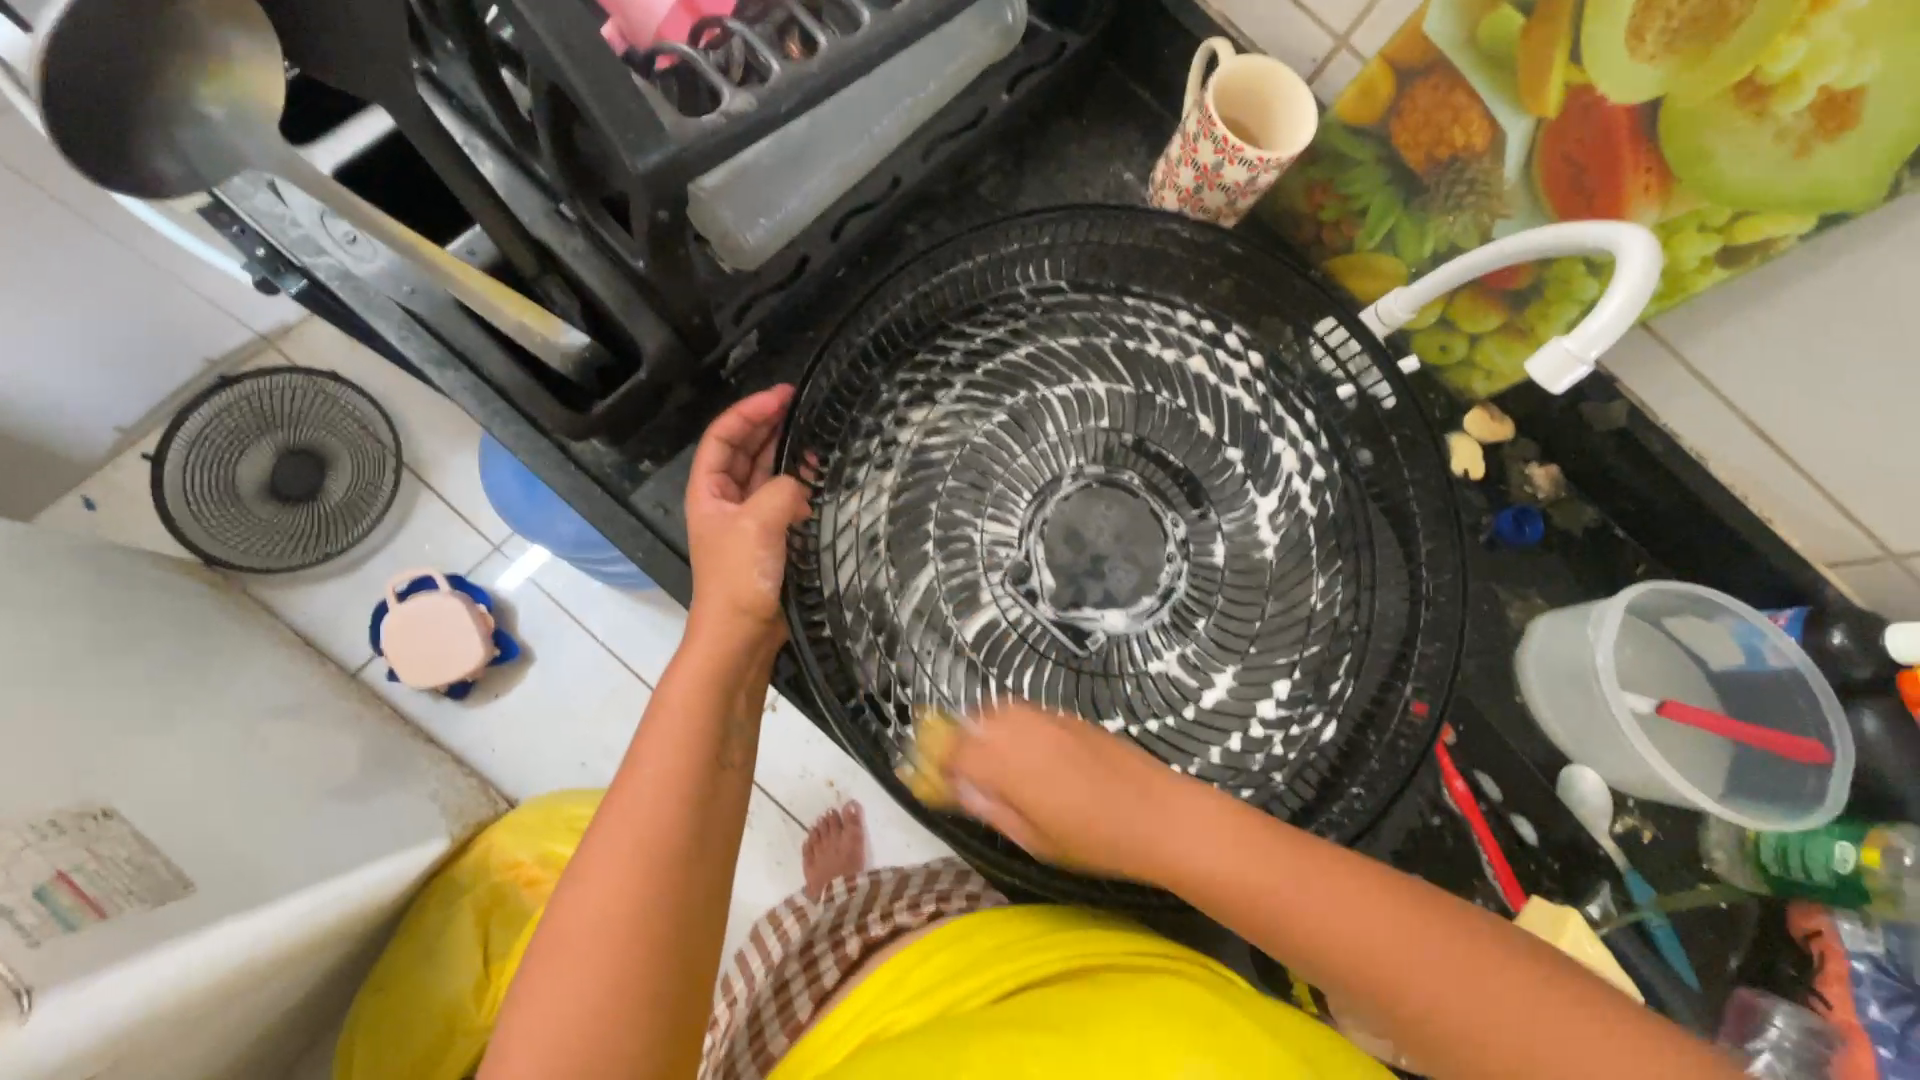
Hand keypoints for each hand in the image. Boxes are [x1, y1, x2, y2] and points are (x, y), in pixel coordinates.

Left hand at [684, 386, 811, 649]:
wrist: (742, 633)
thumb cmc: (739, 576)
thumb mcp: (758, 522)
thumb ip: (781, 489)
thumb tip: (801, 484)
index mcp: (709, 490)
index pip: (724, 436)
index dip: (749, 411)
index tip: (782, 396)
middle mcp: (725, 499)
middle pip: (744, 449)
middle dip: (768, 424)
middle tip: (801, 404)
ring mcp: (748, 519)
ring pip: (766, 473)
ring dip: (785, 452)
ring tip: (814, 435)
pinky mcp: (770, 538)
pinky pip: (784, 499)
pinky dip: (799, 484)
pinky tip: (818, 476)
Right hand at [943, 701, 1201, 882]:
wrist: (1162, 815)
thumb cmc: (1095, 840)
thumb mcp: (1033, 838)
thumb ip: (991, 808)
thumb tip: (960, 790)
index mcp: (1005, 761)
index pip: (952, 752)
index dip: (940, 767)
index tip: (939, 785)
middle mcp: (1021, 728)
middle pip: (972, 722)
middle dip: (962, 743)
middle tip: (968, 776)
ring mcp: (1048, 717)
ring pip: (999, 712)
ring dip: (987, 732)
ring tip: (998, 766)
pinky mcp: (1070, 716)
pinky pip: (1027, 713)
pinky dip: (1015, 728)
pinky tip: (1032, 758)